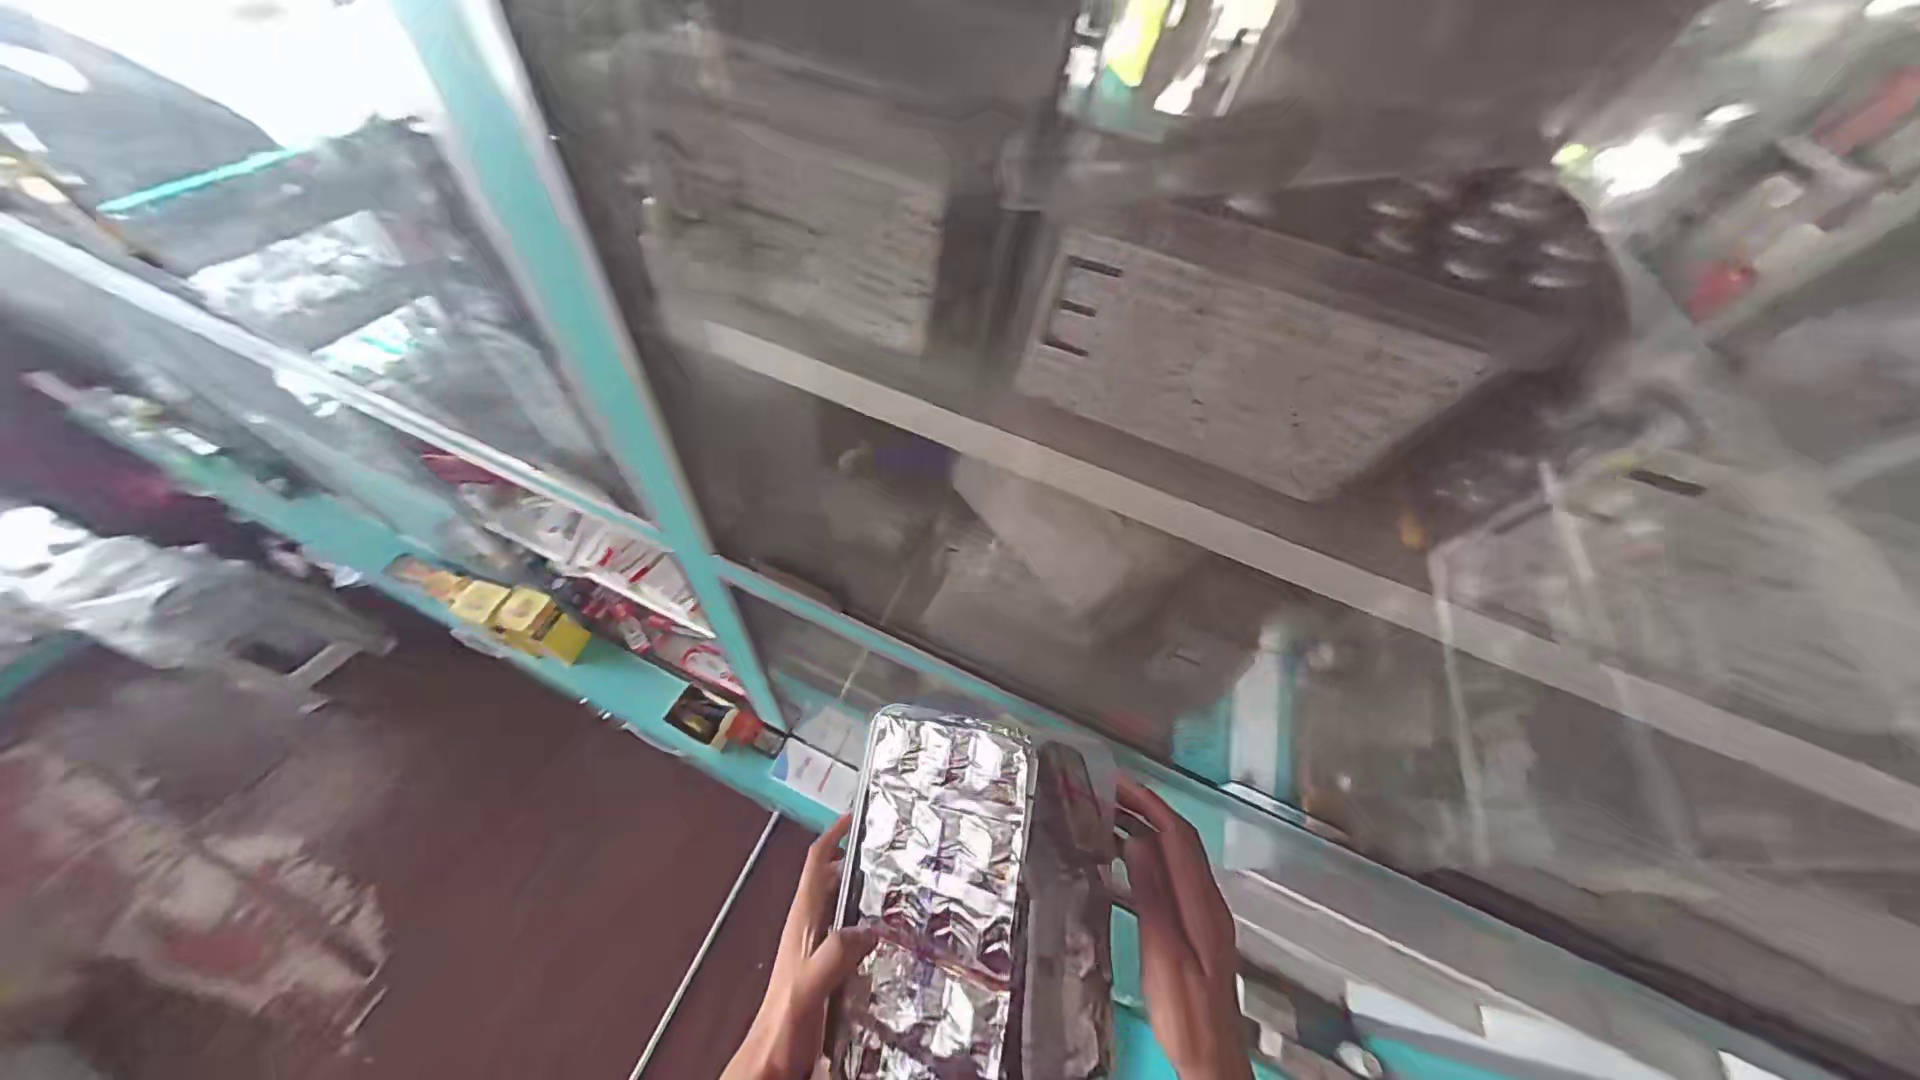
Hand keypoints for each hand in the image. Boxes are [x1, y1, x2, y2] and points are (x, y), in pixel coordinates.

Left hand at [723, 815, 877, 1079]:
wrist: (770, 1061)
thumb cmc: (784, 1022)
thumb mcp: (808, 985)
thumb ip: (833, 955)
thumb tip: (867, 927)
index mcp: (802, 918)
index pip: (815, 863)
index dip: (833, 835)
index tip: (855, 815)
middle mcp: (808, 925)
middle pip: (831, 877)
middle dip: (856, 857)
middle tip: (891, 850)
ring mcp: (815, 945)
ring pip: (841, 902)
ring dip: (863, 888)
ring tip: (897, 884)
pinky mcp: (824, 966)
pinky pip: (849, 929)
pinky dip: (867, 919)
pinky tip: (888, 932)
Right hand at [1119, 777, 1252, 1079]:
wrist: (1214, 1059)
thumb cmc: (1187, 1016)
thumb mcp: (1164, 957)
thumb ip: (1154, 897)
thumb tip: (1137, 841)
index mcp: (1202, 904)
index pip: (1178, 836)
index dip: (1150, 803)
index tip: (1119, 783)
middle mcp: (1208, 900)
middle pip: (1180, 838)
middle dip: (1147, 806)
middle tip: (1108, 789)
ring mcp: (1205, 910)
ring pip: (1177, 852)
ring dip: (1147, 826)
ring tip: (1110, 813)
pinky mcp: (1197, 922)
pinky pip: (1173, 870)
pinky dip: (1149, 850)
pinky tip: (1127, 855)